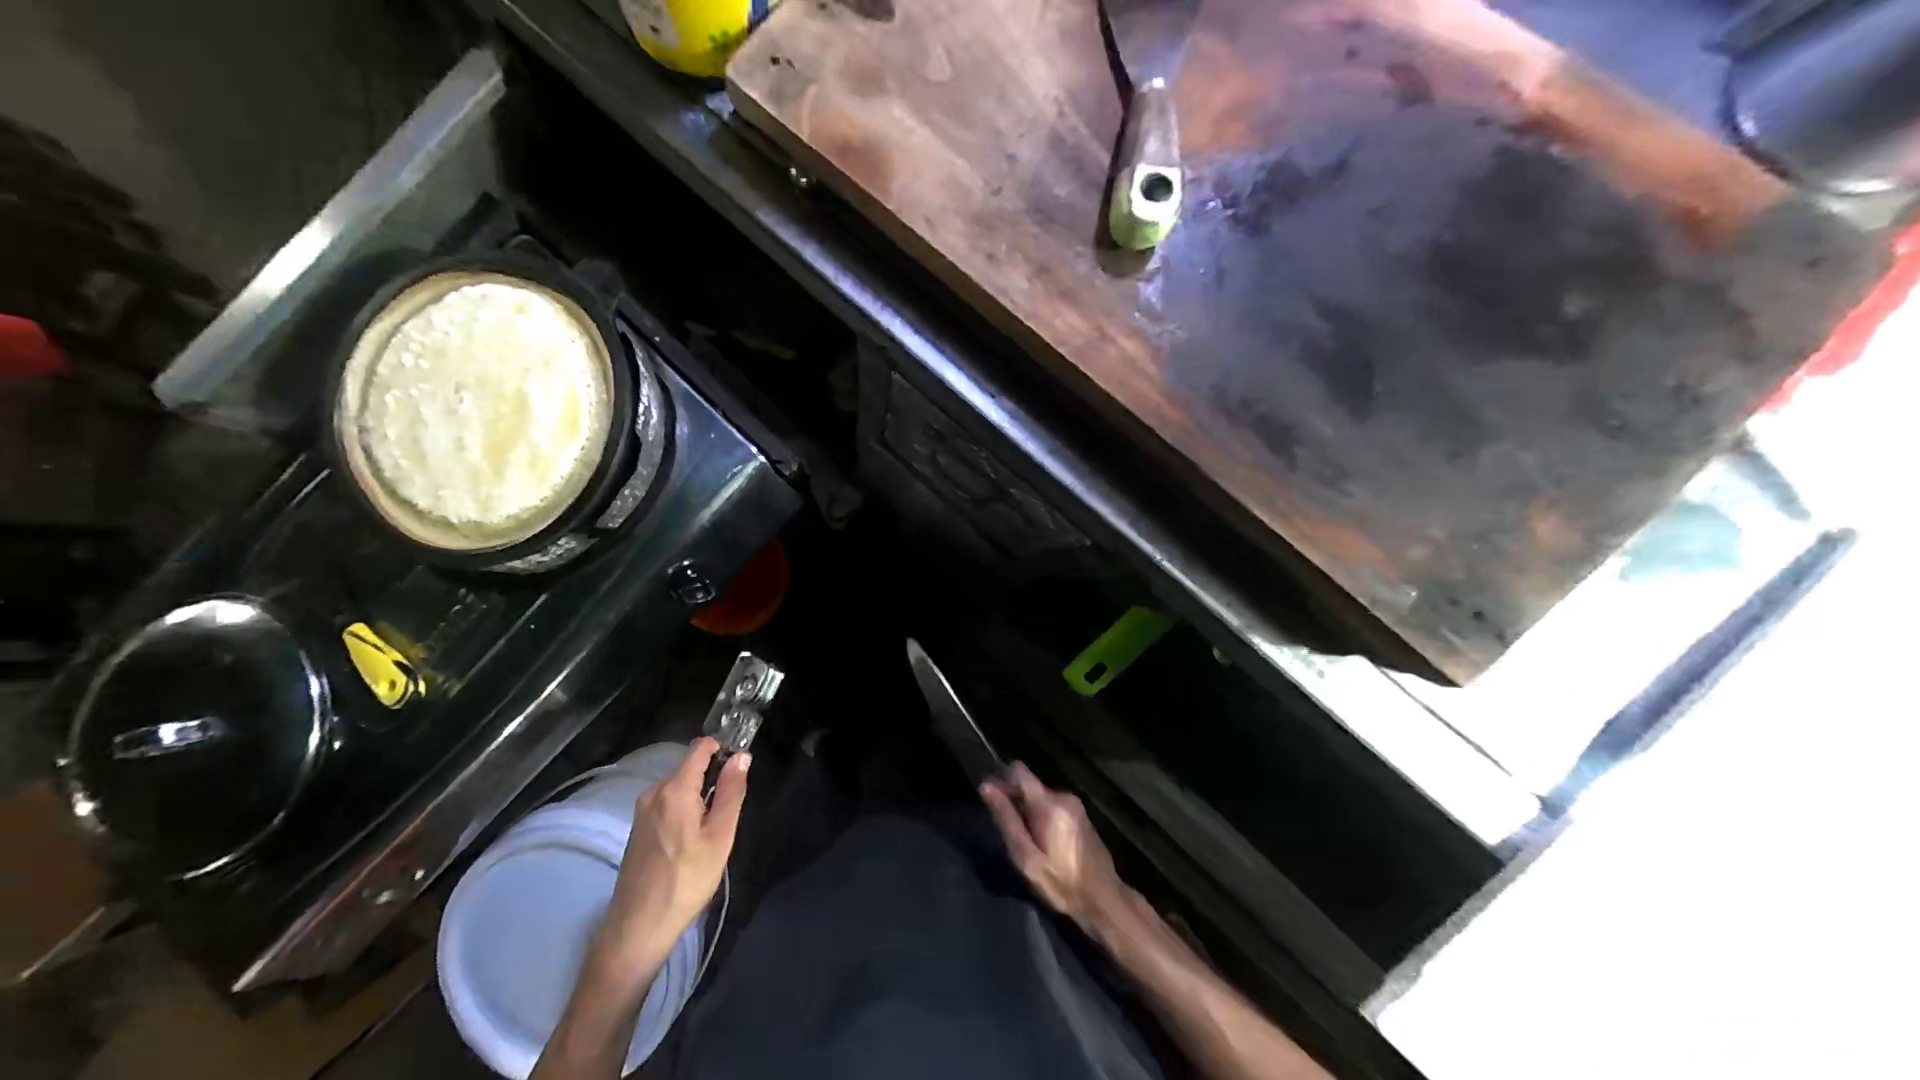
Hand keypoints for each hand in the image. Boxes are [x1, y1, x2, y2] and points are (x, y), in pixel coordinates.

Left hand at [602, 737, 749, 963]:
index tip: (739, 766)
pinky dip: (683, 809)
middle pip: (688, 768)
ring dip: (698, 796)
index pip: (699, 748)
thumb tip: (741, 756)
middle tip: (728, 810)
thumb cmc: (687, 880)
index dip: (722, 748)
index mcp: (675, 789)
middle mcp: (653, 792)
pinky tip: (691, 839)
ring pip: (677, 787)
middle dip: (712, 777)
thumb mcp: (720, 836)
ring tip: (711, 829)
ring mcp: (642, 810)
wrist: (638, 926)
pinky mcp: (637, 828)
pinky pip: (666, 803)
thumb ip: (732, 792)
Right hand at [980, 762, 1126, 928]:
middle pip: (1029, 786)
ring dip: (1029, 813)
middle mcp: (1064, 796)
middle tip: (1012, 836)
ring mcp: (1075, 805)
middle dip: (1015, 803)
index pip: (1018, 770)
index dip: (1001, 780)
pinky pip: (1053, 806)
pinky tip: (1045, 845)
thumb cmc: (1060, 883)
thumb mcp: (1026, 857)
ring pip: (1040, 798)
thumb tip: (986, 787)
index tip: (994, 803)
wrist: (1103, 899)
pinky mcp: (1081, 815)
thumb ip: (1006, 819)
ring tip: (1028, 845)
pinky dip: (1043, 818)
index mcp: (1049, 803)